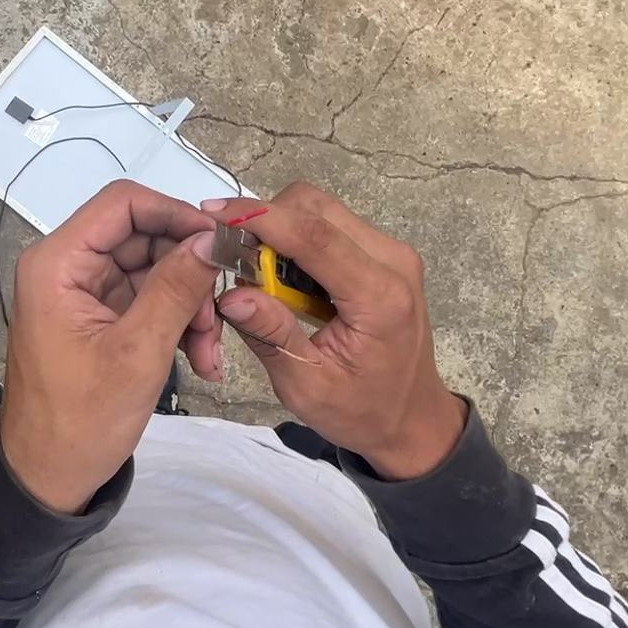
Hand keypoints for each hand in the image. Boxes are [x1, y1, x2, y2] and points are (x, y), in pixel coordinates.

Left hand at [0, 180, 222, 513]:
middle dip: (188, 274)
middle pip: (144, 238)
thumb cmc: (81, 420)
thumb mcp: (137, 353)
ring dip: (189, 306)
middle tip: (218, 316)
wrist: (49, 477)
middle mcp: (68, 266)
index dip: (175, 214)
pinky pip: (148, 300)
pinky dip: (177, 323)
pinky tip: (201, 359)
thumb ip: (175, 289)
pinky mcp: (100, 316)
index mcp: (58, 263)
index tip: (219, 243)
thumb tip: (211, 239)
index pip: (123, 204)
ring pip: (153, 270)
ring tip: (209, 353)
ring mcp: (85, 292)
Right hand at [197, 184, 465, 479]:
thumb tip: (230, 295)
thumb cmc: (362, 410)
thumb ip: (271, 336)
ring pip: (319, 209)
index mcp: (378, 297)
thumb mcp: (307, 387)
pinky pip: (329, 224)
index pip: (313, 236)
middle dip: (265, 221)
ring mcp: (391, 252)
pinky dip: (295, 237)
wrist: (414, 419)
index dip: (260, 217)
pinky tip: (282, 275)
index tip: (214, 214)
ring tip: (257, 272)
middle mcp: (392, 261)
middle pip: (314, 208)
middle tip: (233, 257)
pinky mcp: (382, 252)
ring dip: (279, 227)